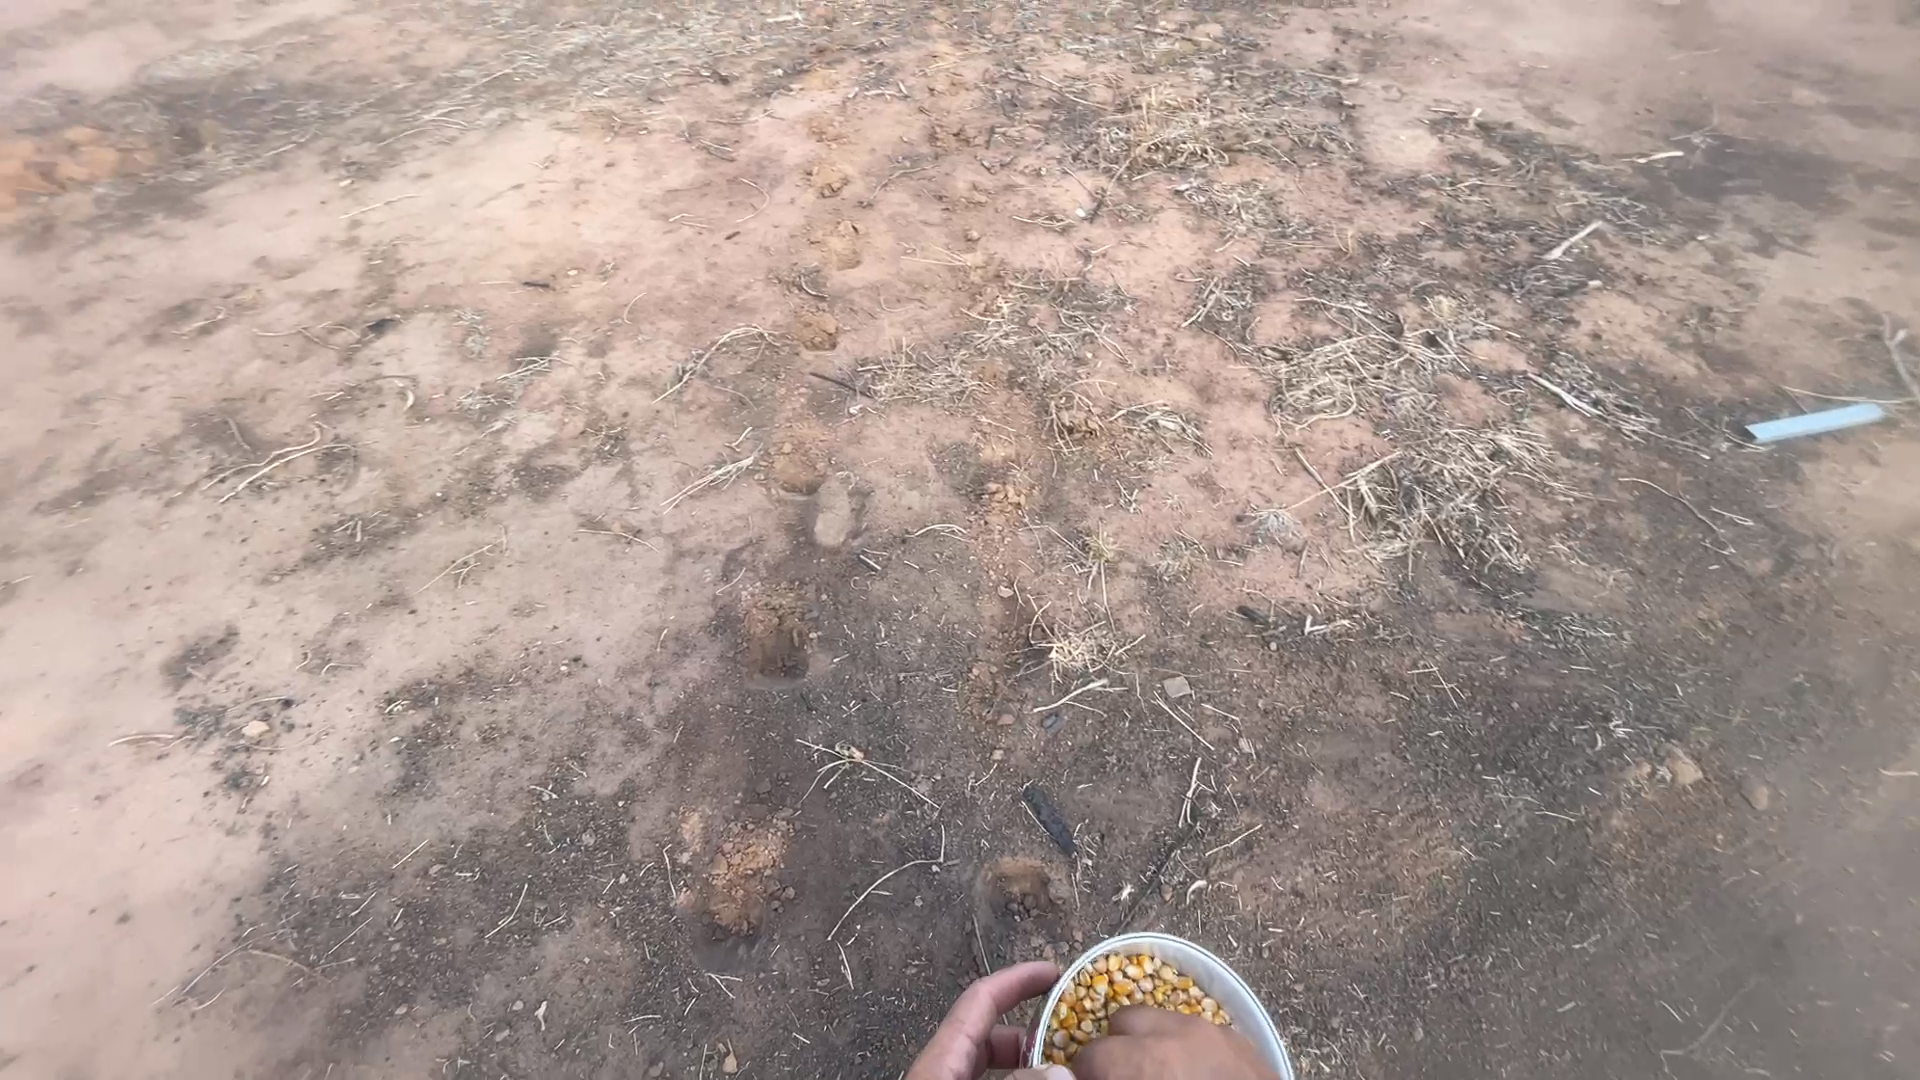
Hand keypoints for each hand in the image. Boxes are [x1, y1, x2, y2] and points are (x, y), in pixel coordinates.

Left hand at [904, 960, 1060, 1079]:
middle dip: (1030, 1027)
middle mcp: (940, 1067)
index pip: (981, 998)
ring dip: (1025, 1059)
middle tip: (1068, 1030)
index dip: (1018, 978)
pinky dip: (1012, 1078)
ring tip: (1061, 1065)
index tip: (1053, 971)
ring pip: (989, 1065)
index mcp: (938, 1057)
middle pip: (988, 1031)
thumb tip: (1059, 1071)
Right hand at [1071, 1005, 1278, 1079]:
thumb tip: (1073, 1076)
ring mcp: (1209, 1030)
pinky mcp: (1236, 1037)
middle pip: (1120, 1024)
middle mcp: (1175, 1035)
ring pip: (1157, 1018)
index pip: (1092, 1057)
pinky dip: (1181, 1046)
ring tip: (1155, 1075)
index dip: (1086, 1076)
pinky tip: (1191, 1076)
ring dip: (1146, 1043)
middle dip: (1114, 1054)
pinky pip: (1192, 1027)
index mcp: (1148, 1064)